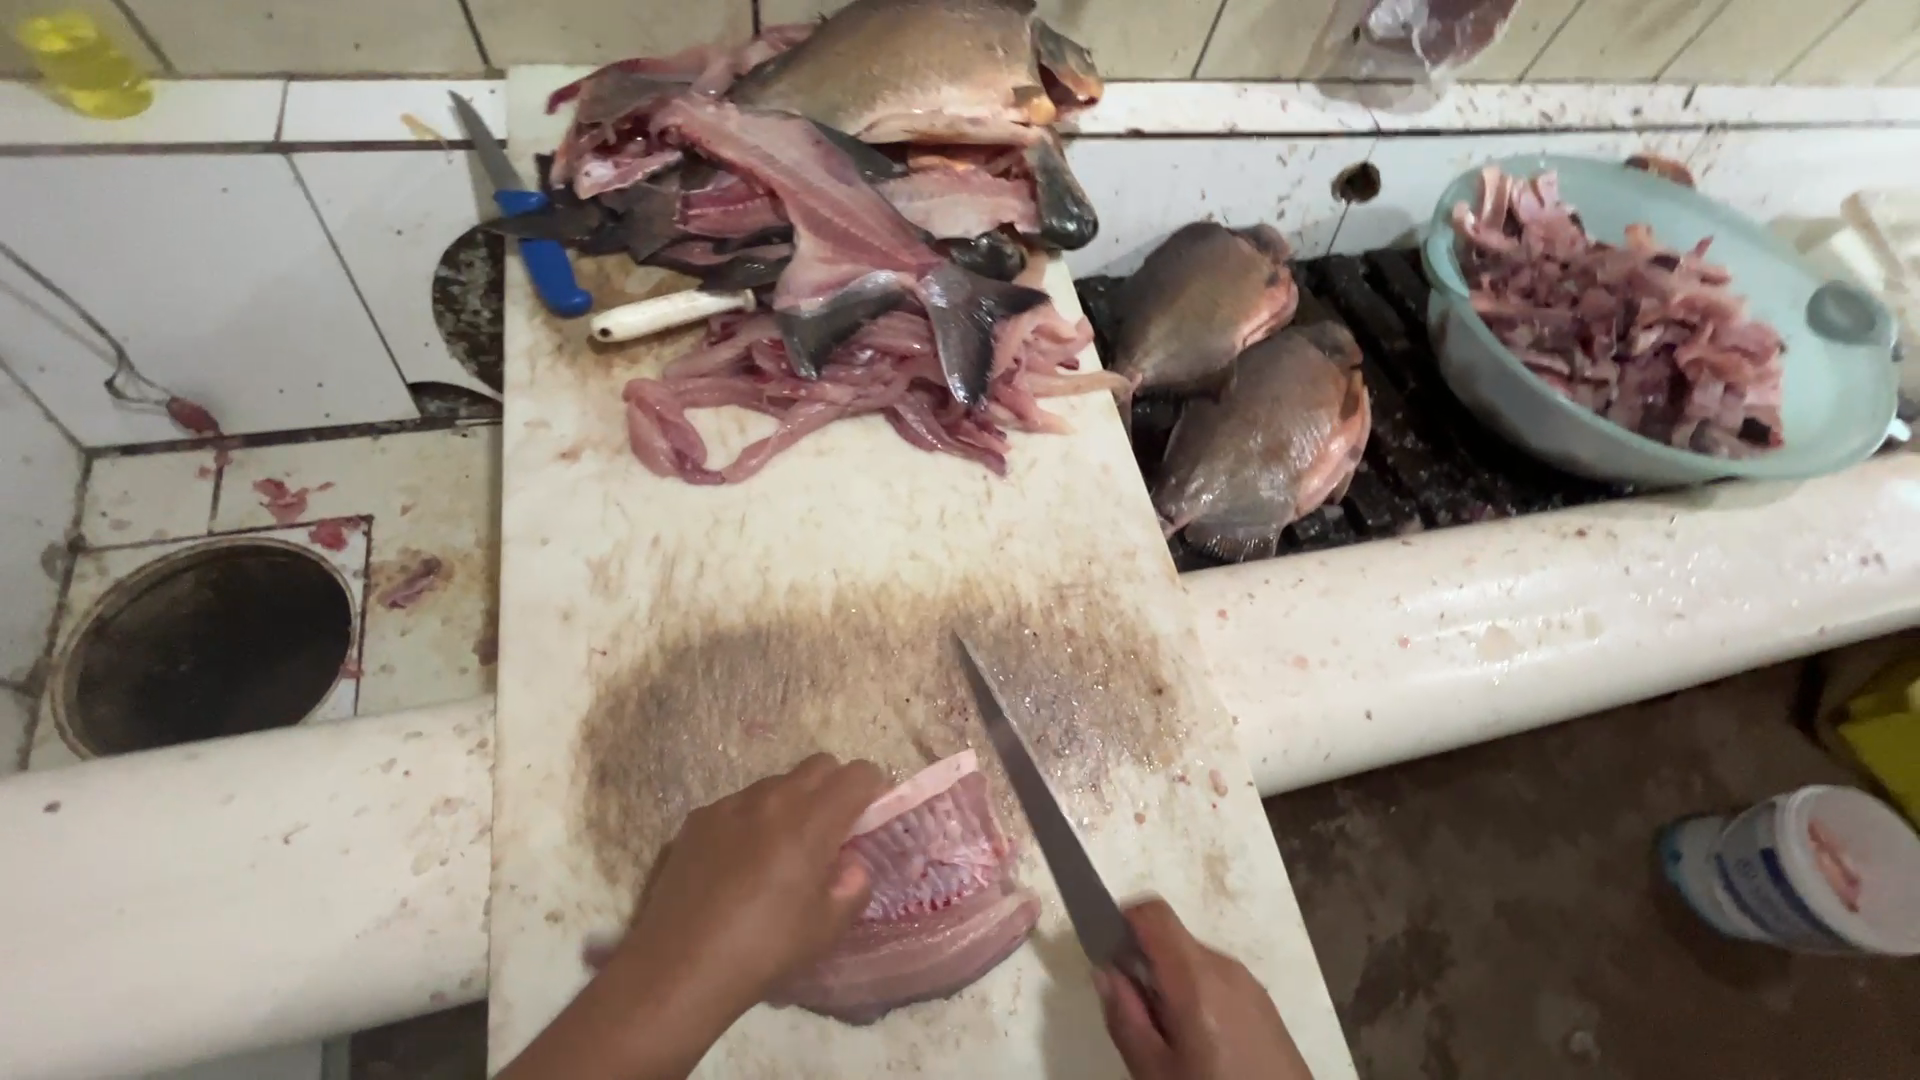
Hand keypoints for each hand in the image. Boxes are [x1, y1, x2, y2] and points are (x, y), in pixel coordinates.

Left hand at [500, 754, 885, 1079]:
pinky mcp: (698, 819)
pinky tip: (739, 863)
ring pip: (777, 782)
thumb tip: (851, 864)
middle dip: (835, 787)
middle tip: (832, 830)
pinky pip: (739, 803)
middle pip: (820, 765)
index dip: (874, 789)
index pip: (859, 773)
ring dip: (792, 802)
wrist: (677, 969)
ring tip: (781, 850)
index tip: (871, 817)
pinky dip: (752, 819)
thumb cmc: (763, 949)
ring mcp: (730, 804)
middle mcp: (773, 798)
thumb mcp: (826, 928)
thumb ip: (853, 886)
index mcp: (812, 819)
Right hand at [1094, 899, 1313, 1079]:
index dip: (1123, 921)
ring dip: (1169, 985)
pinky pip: (1215, 982)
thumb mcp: (1154, 1072)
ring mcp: (1249, 984)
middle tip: (1137, 1018)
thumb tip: (1105, 970)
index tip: (1110, 957)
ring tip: (1171, 1044)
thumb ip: (1124, 1016)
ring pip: (1192, 962)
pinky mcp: (1264, 1004)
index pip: (1152, 912)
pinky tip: (1201, 1050)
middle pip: (1170, 940)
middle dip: (1144, 967)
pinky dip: (1195, 997)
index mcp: (1195, 976)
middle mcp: (1224, 967)